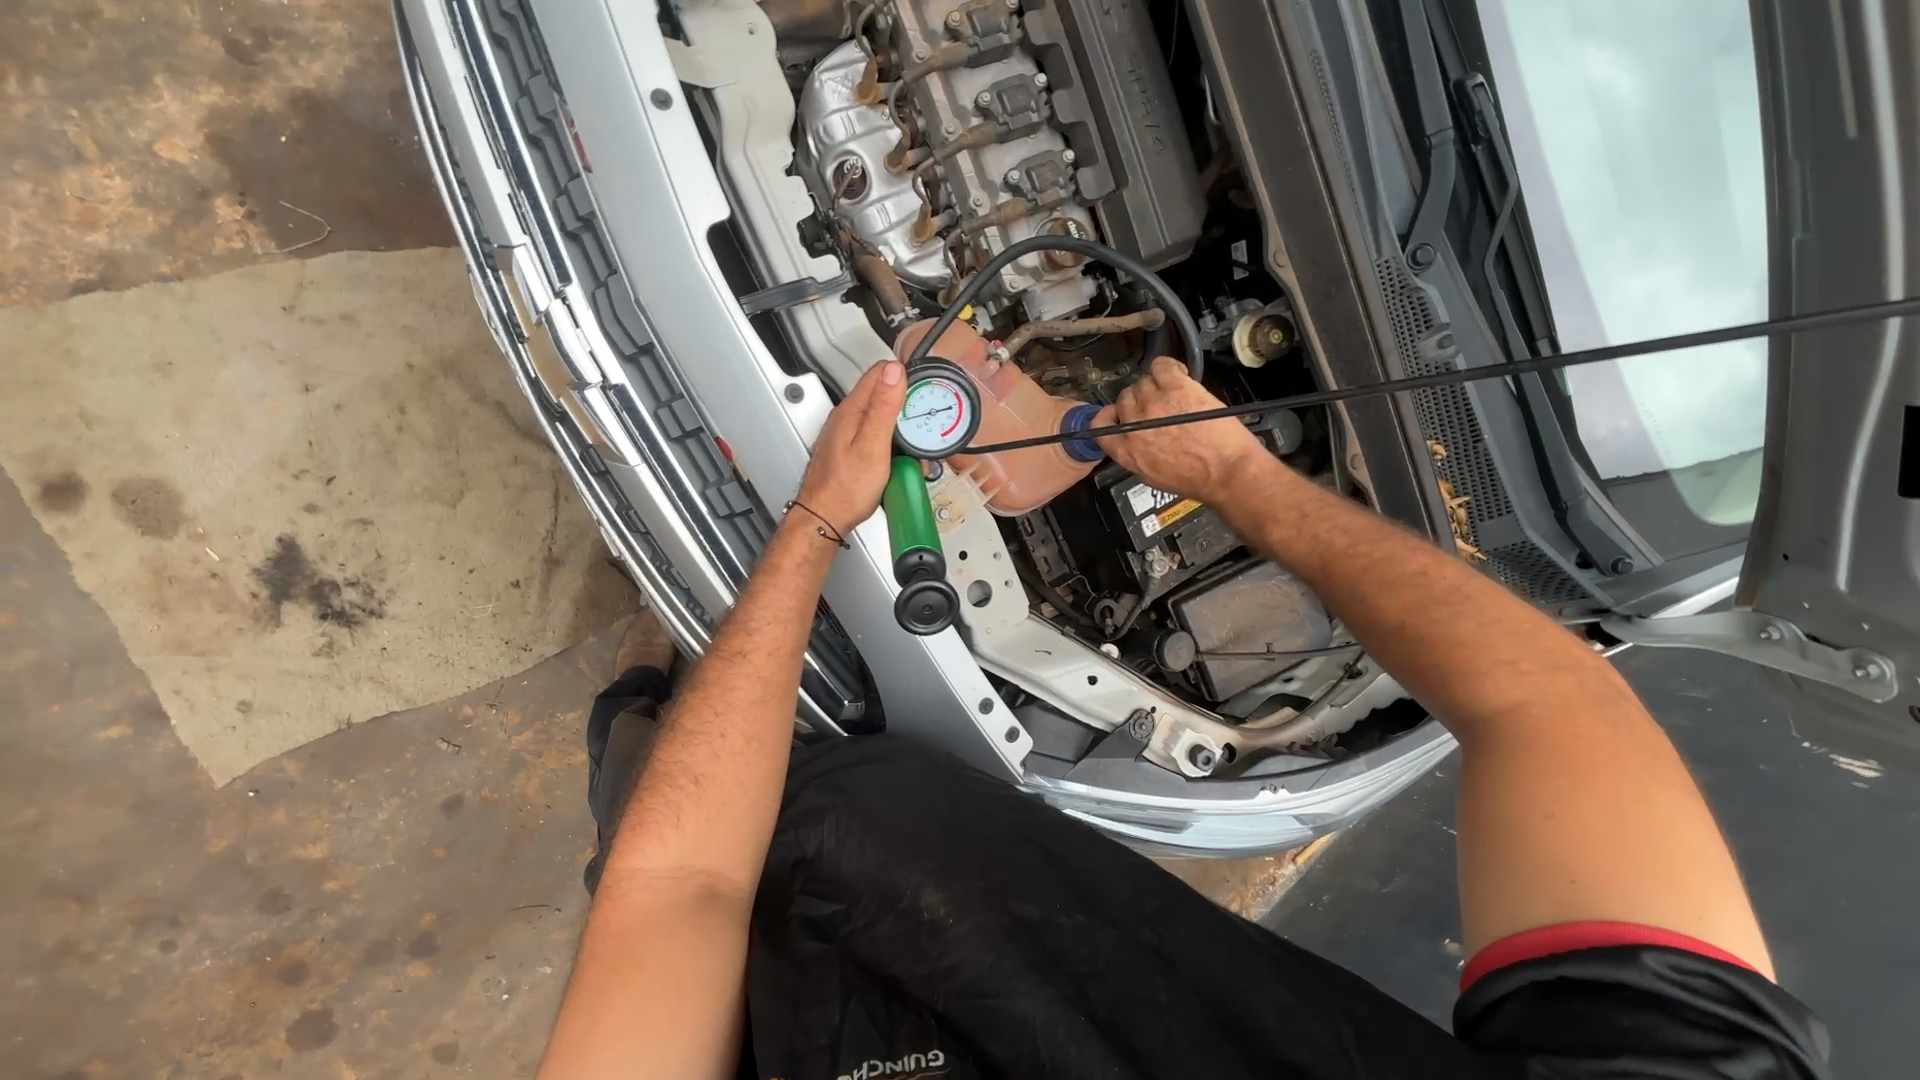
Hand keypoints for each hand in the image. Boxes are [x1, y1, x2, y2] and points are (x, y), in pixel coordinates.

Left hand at [792, 360, 907, 535]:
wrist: (824, 519)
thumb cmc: (844, 489)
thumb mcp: (873, 445)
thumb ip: (884, 407)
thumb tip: (894, 370)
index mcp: (852, 410)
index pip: (880, 372)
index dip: (905, 377)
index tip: (923, 393)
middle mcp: (847, 418)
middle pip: (882, 394)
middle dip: (907, 405)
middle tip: (923, 424)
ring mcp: (848, 434)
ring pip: (881, 417)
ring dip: (901, 427)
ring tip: (914, 446)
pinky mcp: (852, 450)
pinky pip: (877, 436)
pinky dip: (892, 444)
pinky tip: (898, 460)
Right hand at [1095, 357, 1271, 504]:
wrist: (1226, 472)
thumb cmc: (1196, 479)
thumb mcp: (1152, 476)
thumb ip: (1135, 454)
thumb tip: (1135, 440)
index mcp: (1126, 450)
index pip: (1100, 425)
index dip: (1108, 415)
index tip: (1116, 413)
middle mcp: (1135, 425)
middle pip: (1125, 398)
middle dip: (1138, 400)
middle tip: (1157, 405)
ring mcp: (1154, 404)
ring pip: (1143, 382)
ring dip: (1155, 385)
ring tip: (1173, 393)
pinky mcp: (1176, 388)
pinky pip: (1162, 366)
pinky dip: (1167, 367)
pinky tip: (1177, 374)